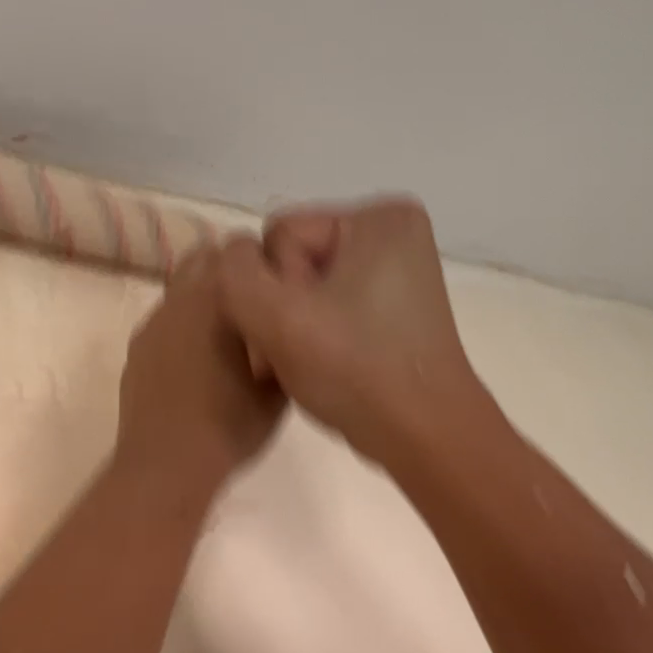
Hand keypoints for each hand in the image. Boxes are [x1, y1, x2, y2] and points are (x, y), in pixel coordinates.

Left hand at [112, 241, 285, 502]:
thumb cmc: (229, 426)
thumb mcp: (278, 389)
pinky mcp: (136, 349)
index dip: (262, 261)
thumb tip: (288, 325)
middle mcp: (180, 298)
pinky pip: (163, 320)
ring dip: (202, 299)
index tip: (278, 287)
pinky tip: (194, 363)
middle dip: (229, 271)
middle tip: (253, 306)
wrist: (165, 464)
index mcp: (218, 296)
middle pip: (204, 258)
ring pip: (179, 288)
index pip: (240, 246)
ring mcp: (152, 323)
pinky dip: (180, 327)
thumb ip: (284, 343)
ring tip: (224, 337)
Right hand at [214, 198, 490, 461]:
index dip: (270, 288)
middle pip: (292, 260)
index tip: (290, 332)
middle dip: (280, 309)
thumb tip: (230, 257)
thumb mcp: (276, 316)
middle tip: (290, 355)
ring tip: (301, 365)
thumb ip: (234, 273)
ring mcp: (396, 274)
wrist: (421, 434)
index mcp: (378, 218)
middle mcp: (392, 234)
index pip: (279, 234)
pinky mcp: (393, 312)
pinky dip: (315, 338)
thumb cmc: (354, 370)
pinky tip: (322, 366)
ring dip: (290, 328)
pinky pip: (329, 310)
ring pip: (305, 289)